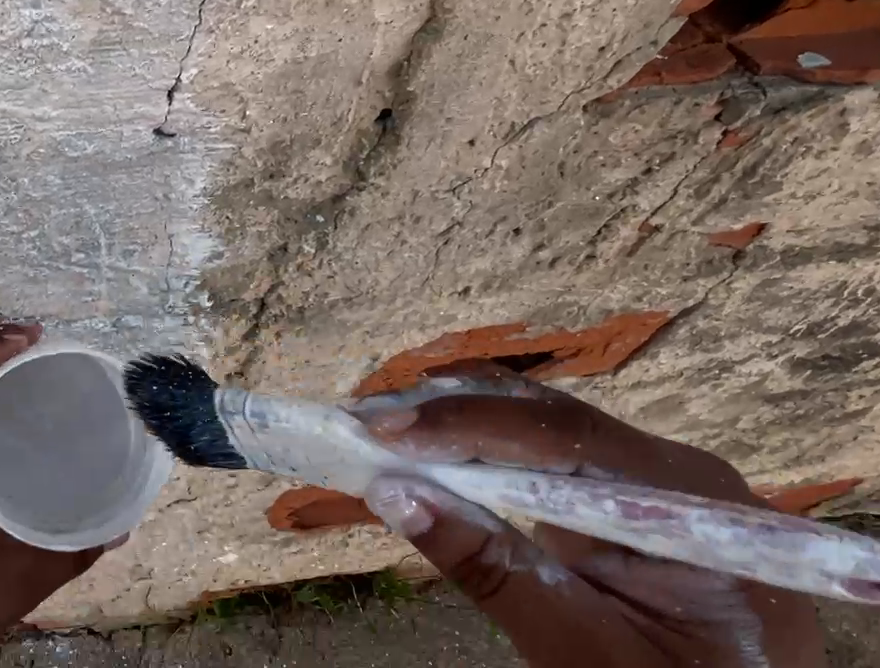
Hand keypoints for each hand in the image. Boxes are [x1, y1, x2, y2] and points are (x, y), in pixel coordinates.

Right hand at [352, 365, 825, 667]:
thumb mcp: (581, 654)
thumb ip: (493, 571)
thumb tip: (390, 493)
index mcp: (695, 511)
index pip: (564, 436)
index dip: (465, 423)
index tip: (381, 430)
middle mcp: (675, 472)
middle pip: (542, 415)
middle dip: (445, 412)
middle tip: (361, 419)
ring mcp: (645, 476)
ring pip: (530, 420)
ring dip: (448, 422)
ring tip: (376, 426)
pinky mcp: (611, 489)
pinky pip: (531, 447)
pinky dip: (468, 444)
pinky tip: (420, 445)